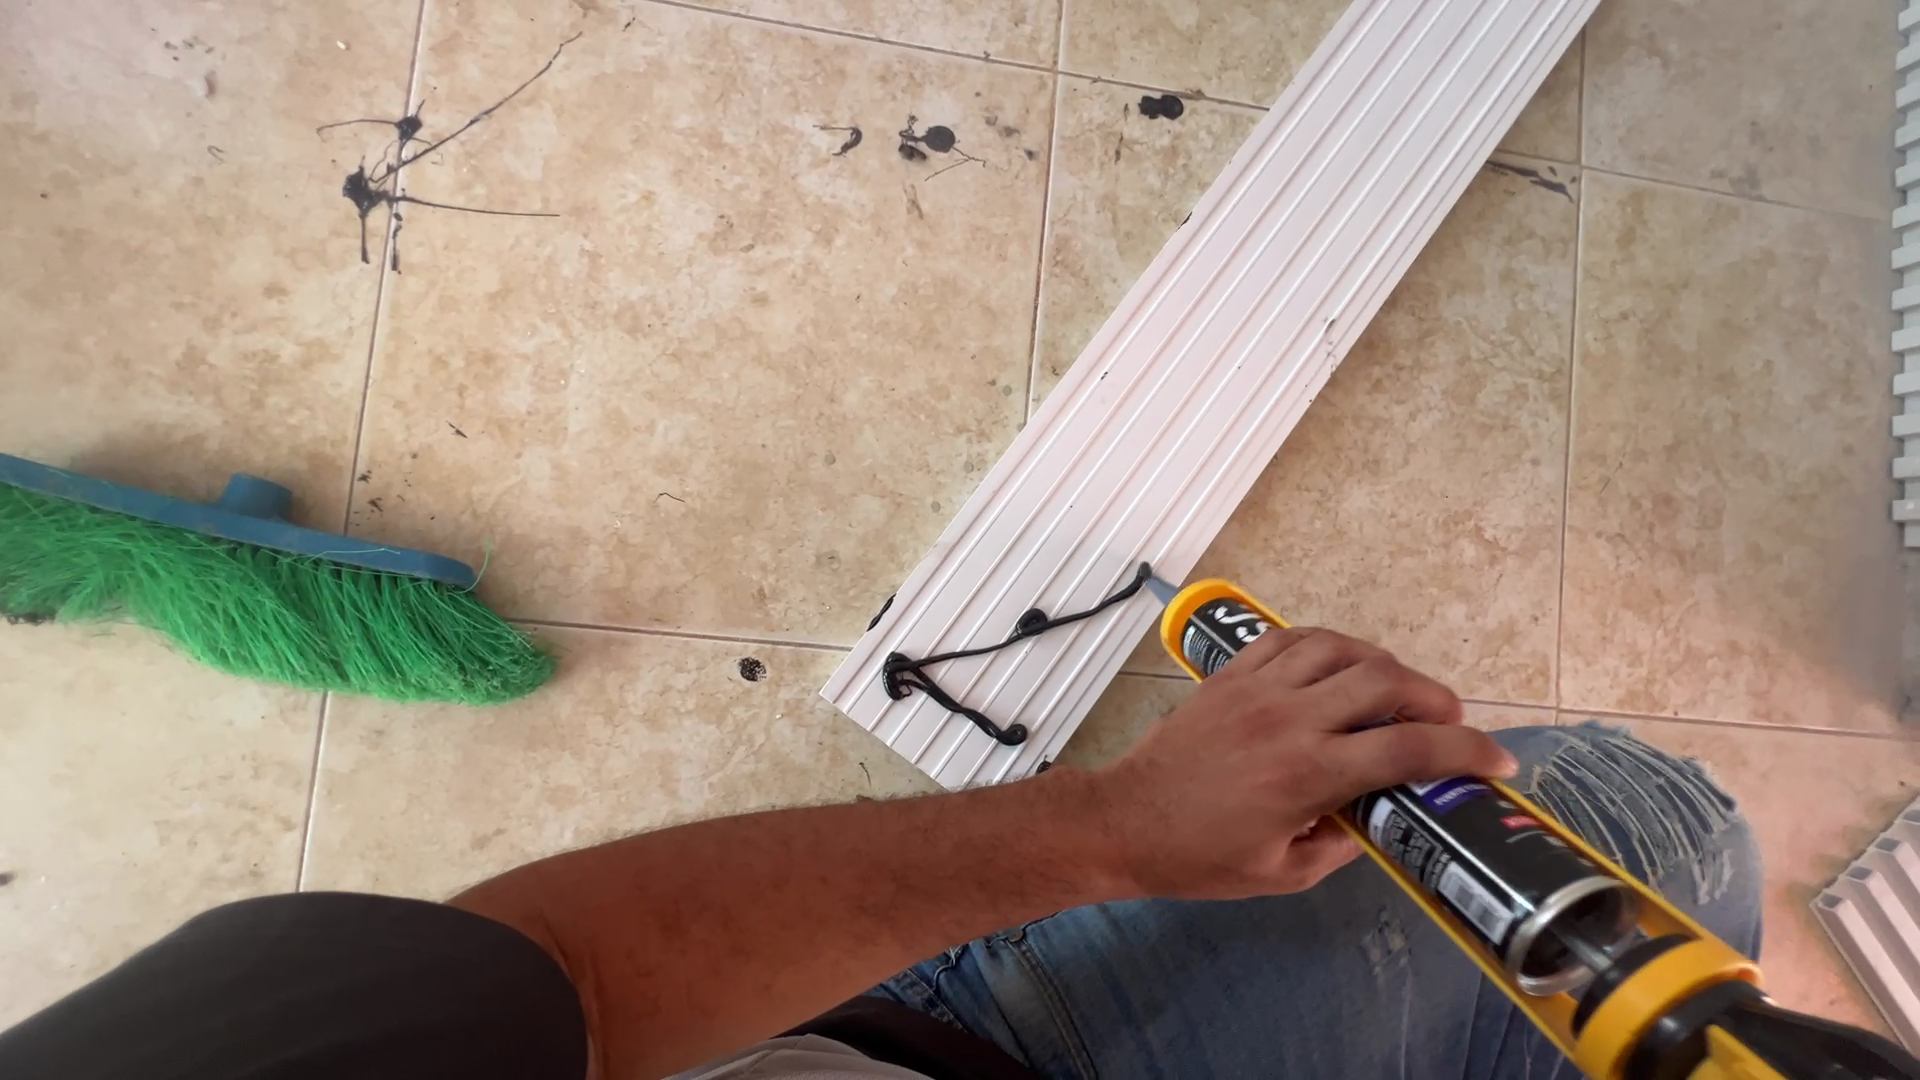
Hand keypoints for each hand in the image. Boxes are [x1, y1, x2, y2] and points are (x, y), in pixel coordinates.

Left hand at [1091, 628, 1518, 899]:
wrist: (1126, 819)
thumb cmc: (1201, 856)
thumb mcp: (1284, 872)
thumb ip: (1340, 842)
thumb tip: (1372, 814)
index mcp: (1311, 773)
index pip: (1409, 747)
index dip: (1466, 751)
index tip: (1497, 760)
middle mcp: (1289, 717)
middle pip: (1381, 679)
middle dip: (1431, 695)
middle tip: (1446, 719)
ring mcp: (1255, 688)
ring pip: (1335, 648)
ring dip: (1378, 661)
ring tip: (1394, 687)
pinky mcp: (1227, 676)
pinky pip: (1284, 639)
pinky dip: (1322, 643)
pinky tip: (1333, 662)